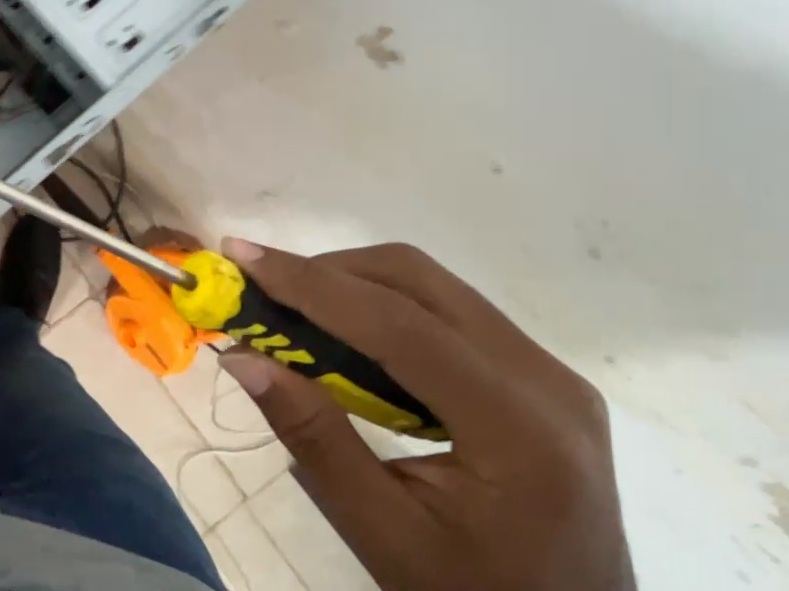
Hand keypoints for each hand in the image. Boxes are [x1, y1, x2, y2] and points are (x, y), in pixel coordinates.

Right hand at [217, 240, 635, 590]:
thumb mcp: (383, 531)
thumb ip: (314, 437)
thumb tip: (240, 357)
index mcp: (518, 430)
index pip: (400, 326)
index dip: (311, 283)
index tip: (239, 257)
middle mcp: (546, 382)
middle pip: (418, 282)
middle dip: (327, 272)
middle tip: (260, 291)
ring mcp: (550, 375)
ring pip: (431, 287)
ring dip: (352, 284)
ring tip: (291, 315)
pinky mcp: (539, 377)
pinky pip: (448, 312)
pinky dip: (382, 307)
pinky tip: (344, 340)